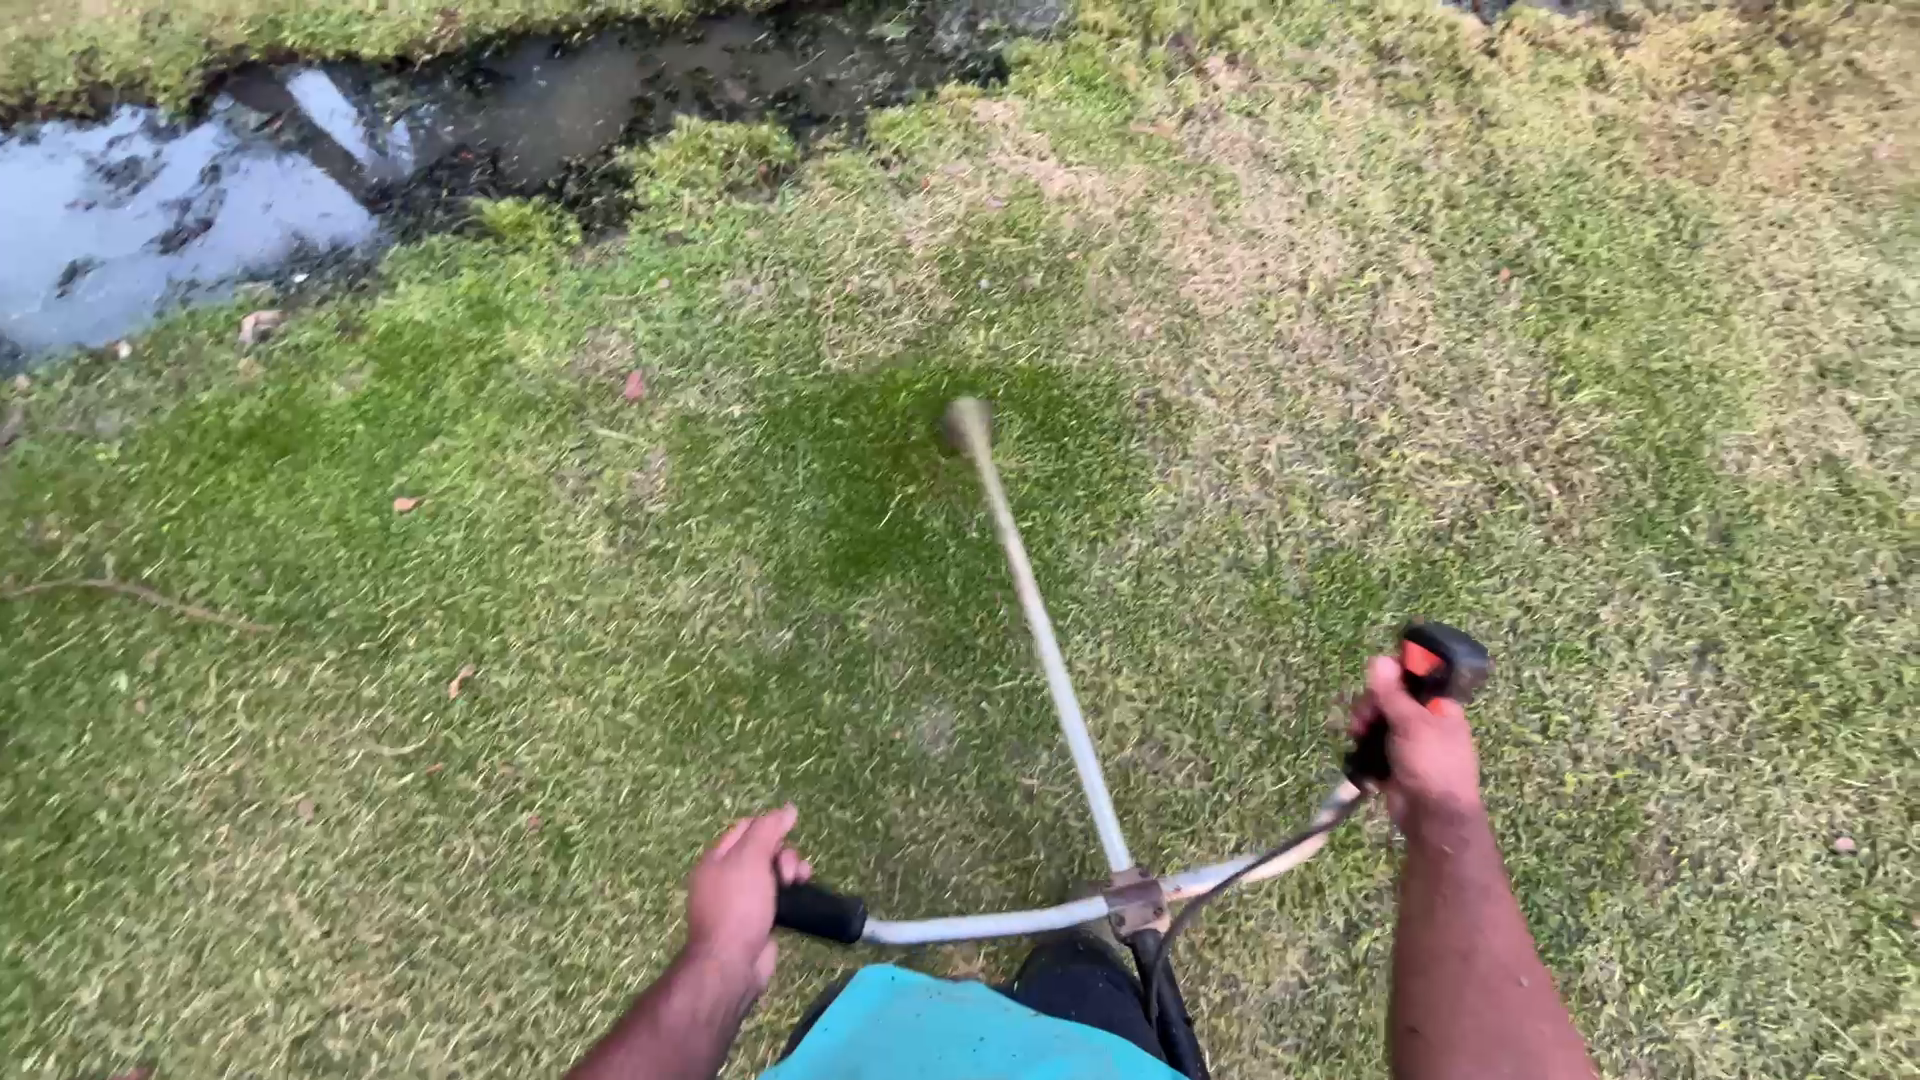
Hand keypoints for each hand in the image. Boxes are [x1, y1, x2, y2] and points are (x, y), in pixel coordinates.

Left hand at [684, 804, 811, 993]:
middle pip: (764, 849)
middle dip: (784, 852)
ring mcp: (744, 900)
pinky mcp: (760, 919)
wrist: (732, 964)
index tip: (788, 832)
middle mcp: (728, 877)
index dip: (769, 826)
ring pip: (775, 872)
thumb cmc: (737, 904)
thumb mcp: (750, 856)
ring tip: (800, 881)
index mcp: (717, 859)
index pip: (747, 828)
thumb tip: (789, 808)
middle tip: (789, 870)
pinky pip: (780, 895)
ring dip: (792, 869)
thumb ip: (769, 828)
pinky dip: (792, 891)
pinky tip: (802, 894)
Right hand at [1349, 655, 1481, 825]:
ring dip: (1363, 722)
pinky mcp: (1394, 758)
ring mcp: (1409, 740)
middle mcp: (1425, 720)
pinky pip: (1373, 740)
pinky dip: (1364, 742)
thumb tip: (1379, 658)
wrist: (1433, 816)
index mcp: (1439, 707)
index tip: (1375, 684)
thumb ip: (1393, 692)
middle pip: (1389, 696)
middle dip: (1371, 704)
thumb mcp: (1411, 723)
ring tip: (1358, 735)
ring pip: (1377, 718)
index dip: (1391, 675)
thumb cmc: (1431, 764)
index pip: (1413, 677)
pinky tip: (1359, 747)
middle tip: (1365, 718)